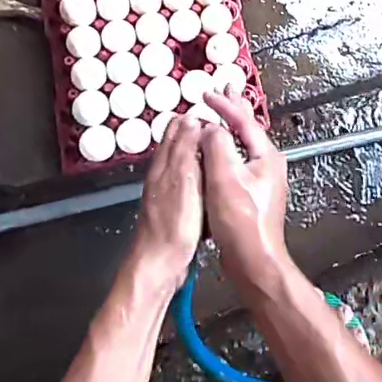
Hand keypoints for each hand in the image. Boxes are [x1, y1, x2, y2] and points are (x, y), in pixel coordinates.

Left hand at [128, 113, 205, 287]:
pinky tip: (213, 186)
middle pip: (180, 146)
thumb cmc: (173, 226)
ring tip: (221, 154)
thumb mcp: (184, 181)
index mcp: (164, 164)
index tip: (216, 116)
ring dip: (201, 157)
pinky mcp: (175, 211)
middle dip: (199, 135)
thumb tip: (191, 119)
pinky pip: (190, 187)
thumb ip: (186, 150)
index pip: (176, 129)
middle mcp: (163, 175)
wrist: (159, 265)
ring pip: (186, 166)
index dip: (195, 120)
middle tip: (222, 131)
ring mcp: (168, 193)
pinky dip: (201, 180)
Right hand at [199, 90, 292, 299]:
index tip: (206, 94)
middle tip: (225, 89)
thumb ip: (217, 145)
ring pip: (244, 144)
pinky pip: (238, 160)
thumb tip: (210, 127)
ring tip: (221, 112)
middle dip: (234, 109)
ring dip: (230, 127)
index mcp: (266, 157)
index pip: (243, 121)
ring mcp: (262, 180)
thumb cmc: (242, 223)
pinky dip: (226, 147)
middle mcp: (268, 165)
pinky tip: (217, 150)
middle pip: (249, 129)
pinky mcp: (252, 194)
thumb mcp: (225, 178)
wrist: (255, 262)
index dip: (223, 105)